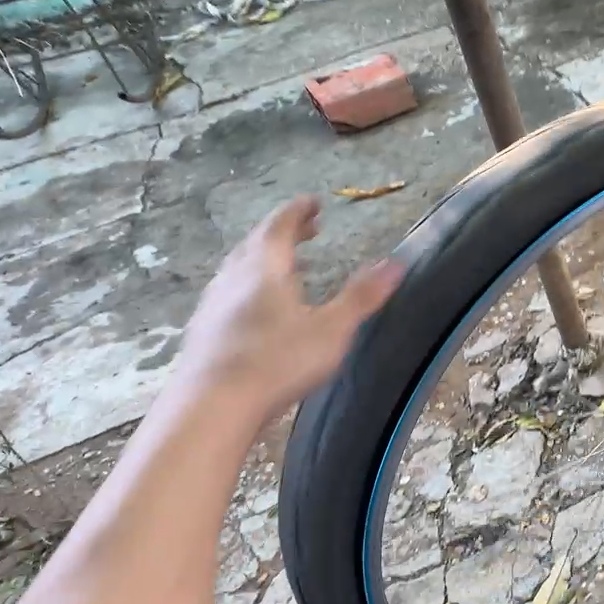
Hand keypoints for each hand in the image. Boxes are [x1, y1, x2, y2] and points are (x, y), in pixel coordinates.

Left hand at [176, 197, 401, 419]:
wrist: (215, 402)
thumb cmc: (279, 360)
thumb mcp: (333, 329)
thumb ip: (363, 296)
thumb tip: (396, 263)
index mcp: (266, 270)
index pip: (280, 228)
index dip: (298, 212)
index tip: (313, 202)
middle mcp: (234, 278)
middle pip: (257, 244)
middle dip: (283, 233)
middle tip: (308, 229)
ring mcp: (215, 304)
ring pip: (240, 268)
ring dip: (266, 259)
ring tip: (289, 266)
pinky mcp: (207, 329)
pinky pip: (231, 293)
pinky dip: (252, 286)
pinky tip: (261, 307)